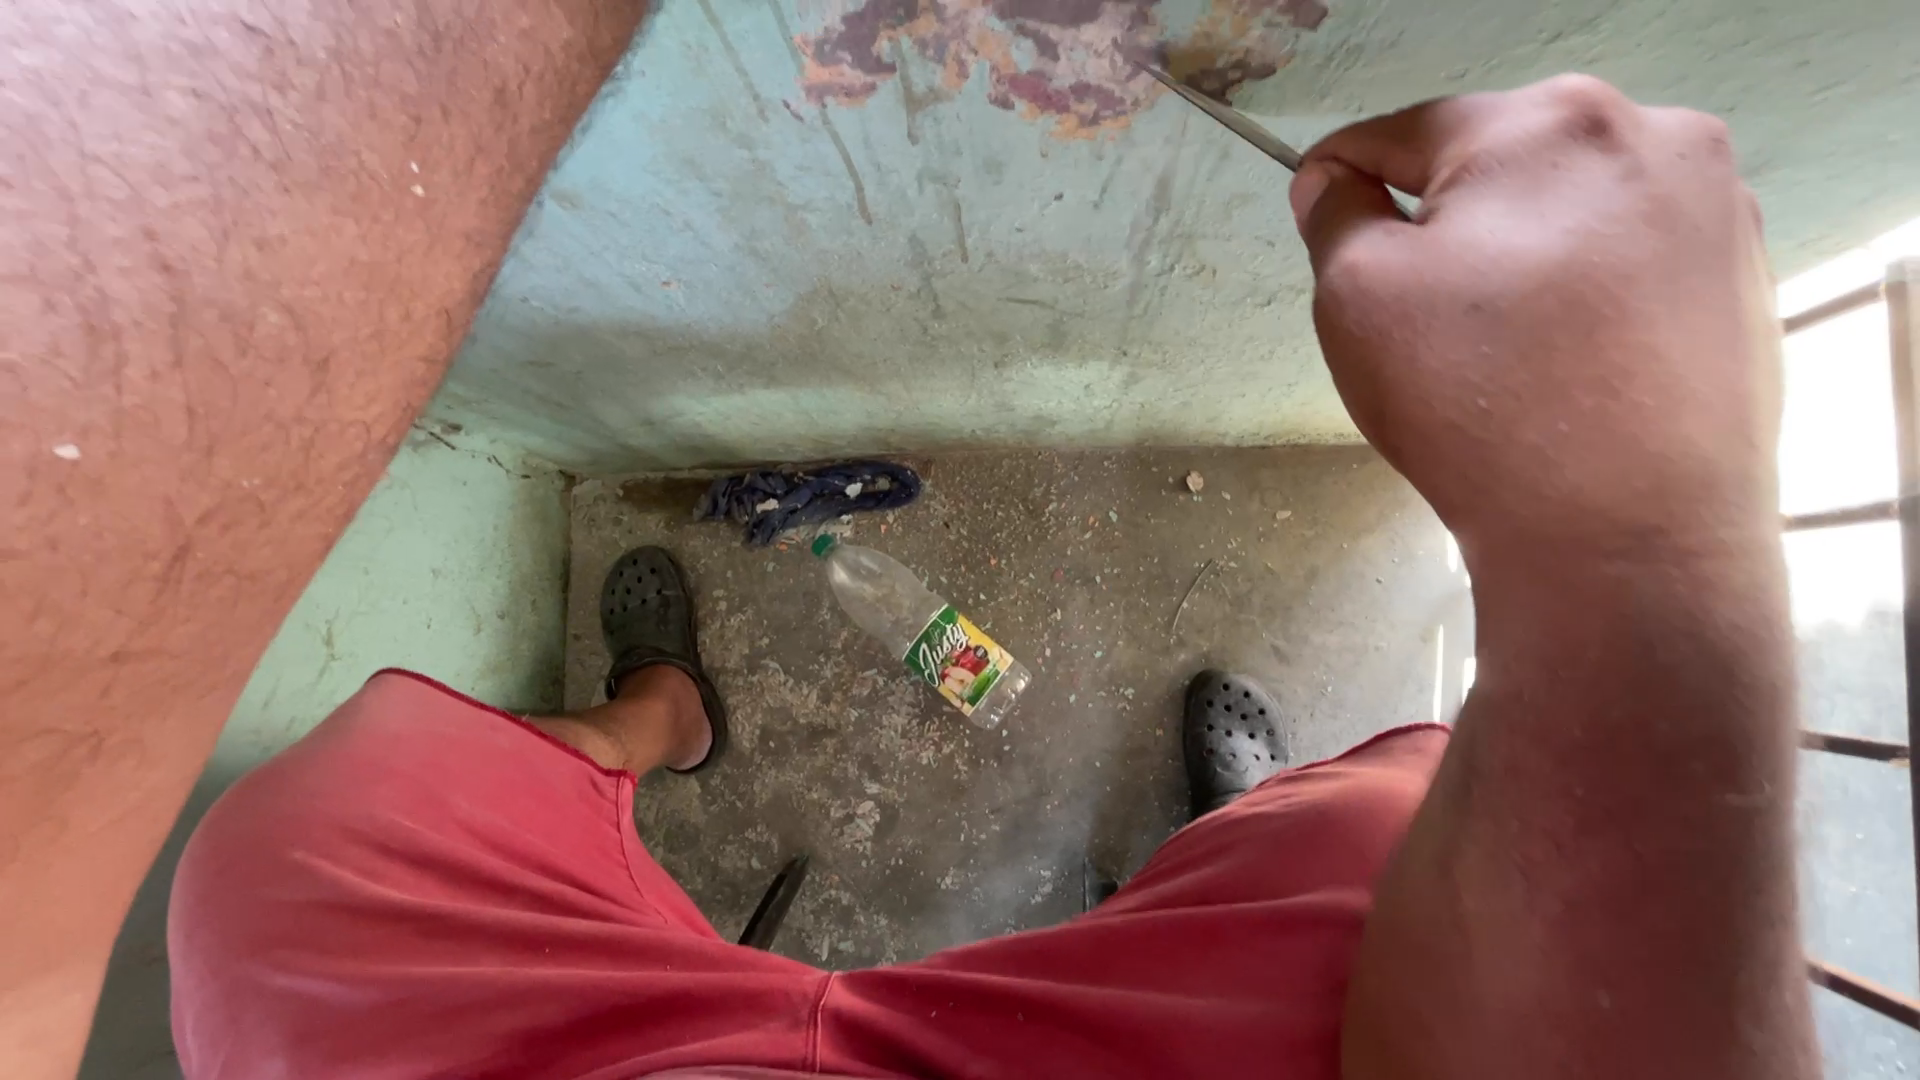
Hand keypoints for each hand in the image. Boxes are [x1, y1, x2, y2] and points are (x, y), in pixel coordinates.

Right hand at [1291, 75, 1780, 562]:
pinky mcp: (1738, 273)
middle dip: (1430, 223)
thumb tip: (1328, 178)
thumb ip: (1332, 216)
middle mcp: (1650, 133)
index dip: (1339, 174)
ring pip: (1555, 210)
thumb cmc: (1466, 395)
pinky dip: (1566, 288)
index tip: (1315, 215)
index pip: (1402, 130)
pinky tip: (1549, 357)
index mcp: (1541, 124)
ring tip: (1482, 344)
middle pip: (1489, 166)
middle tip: (1403, 311)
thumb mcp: (1354, 296)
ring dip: (1500, 254)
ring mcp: (1713, 202)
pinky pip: (1616, 256)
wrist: (1618, 526)